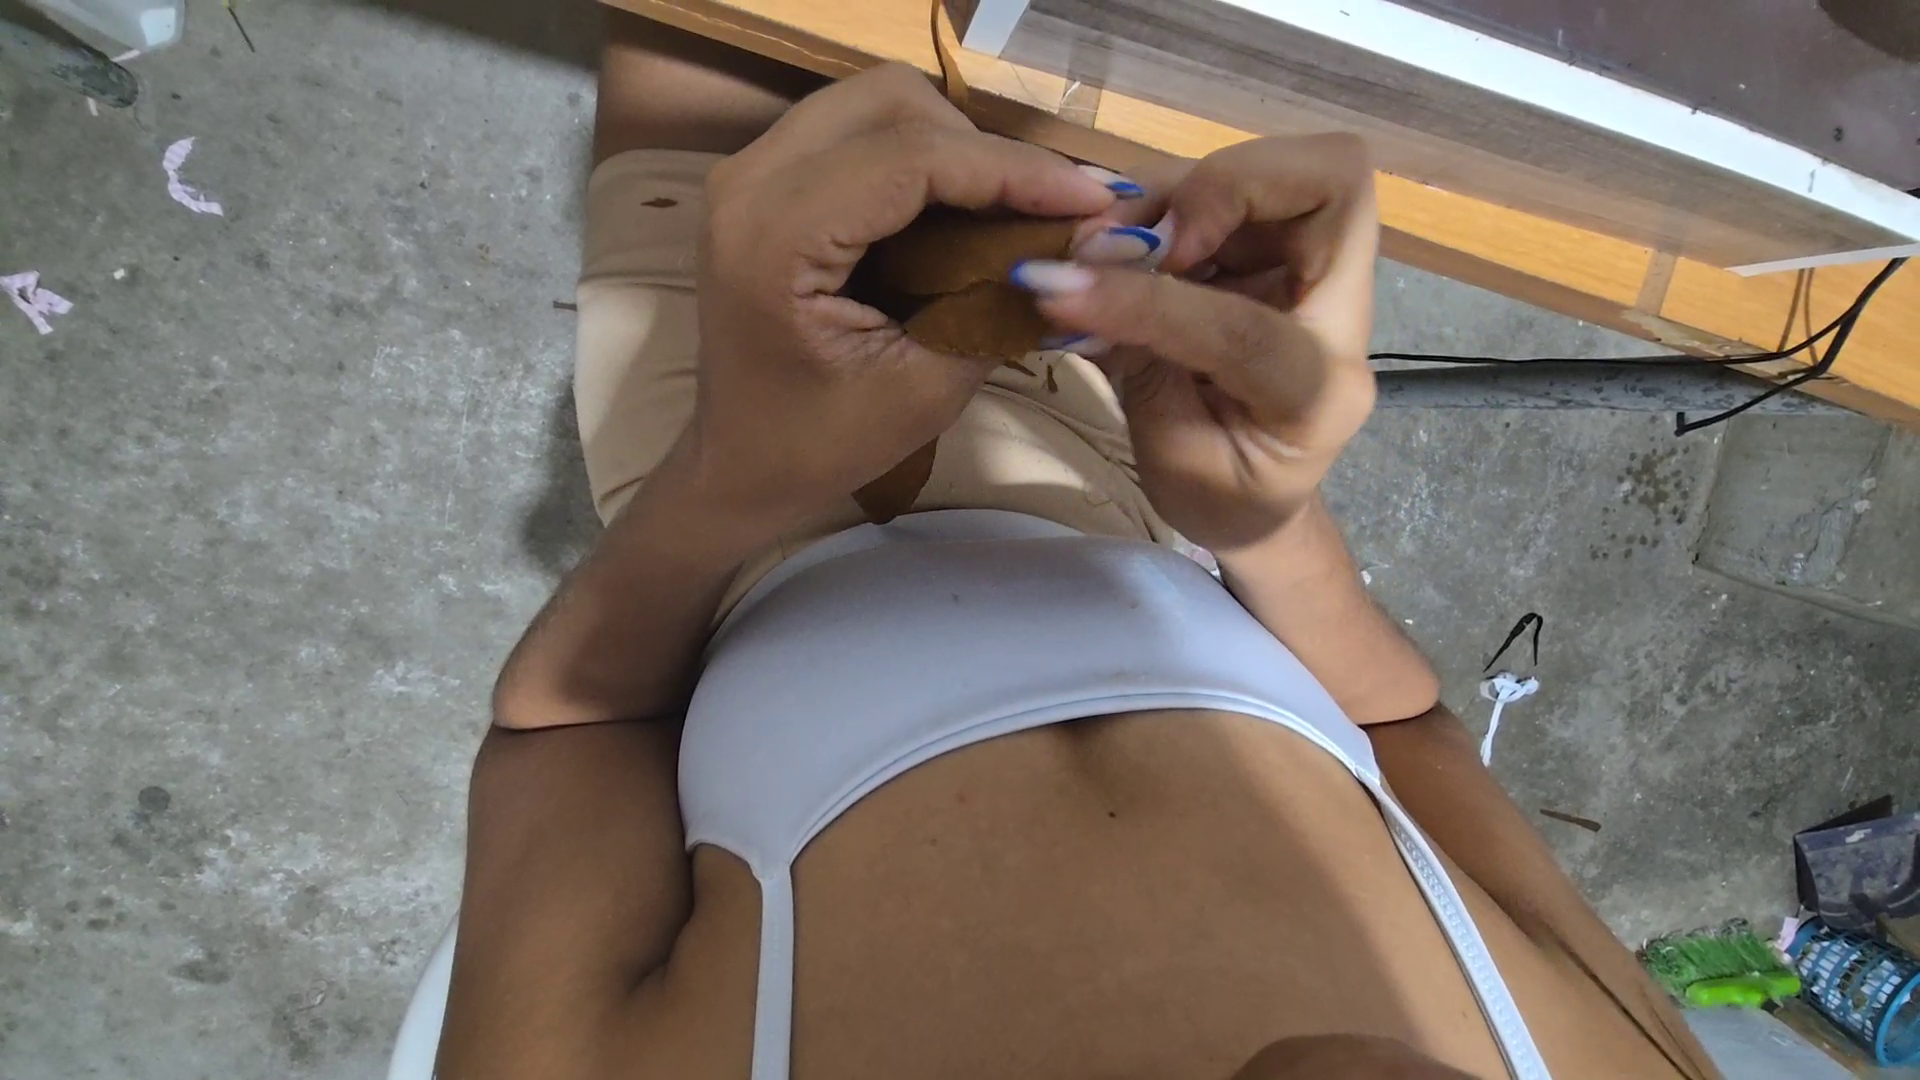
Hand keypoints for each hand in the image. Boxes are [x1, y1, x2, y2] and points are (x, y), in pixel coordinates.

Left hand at [681, 64, 1119, 524]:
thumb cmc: (822, 446)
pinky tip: (957, 208)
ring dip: (951, 148)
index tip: (1089, 200)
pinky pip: (854, 135)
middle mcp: (749, 182)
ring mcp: (747, 175)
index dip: (1012, 171)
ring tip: (1007, 208)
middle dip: (983, 149)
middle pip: (890, 104)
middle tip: (1045, 208)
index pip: (911, 158)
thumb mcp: (925, 391)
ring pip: (873, 107)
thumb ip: (996, 310)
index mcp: (776, 239)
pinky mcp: (762, 185)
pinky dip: (917, 159)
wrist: (741, 463)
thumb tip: (1072, 251)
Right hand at [1017, 135, 1378, 552]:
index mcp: (1314, 399)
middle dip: (1224, 185)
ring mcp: (1318, 278)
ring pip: (1285, 172)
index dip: (1148, 301)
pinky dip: (1174, 202)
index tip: (1060, 288)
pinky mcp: (1283, 259)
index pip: (1242, 329)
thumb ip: (1139, 366)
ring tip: (1106, 241)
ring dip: (1183, 191)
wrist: (1258, 500)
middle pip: (1333, 182)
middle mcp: (1340, 319)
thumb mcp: (1168, 458)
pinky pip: (1242, 194)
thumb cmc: (1218, 497)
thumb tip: (1075, 284)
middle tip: (1139, 236)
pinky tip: (1125, 242)